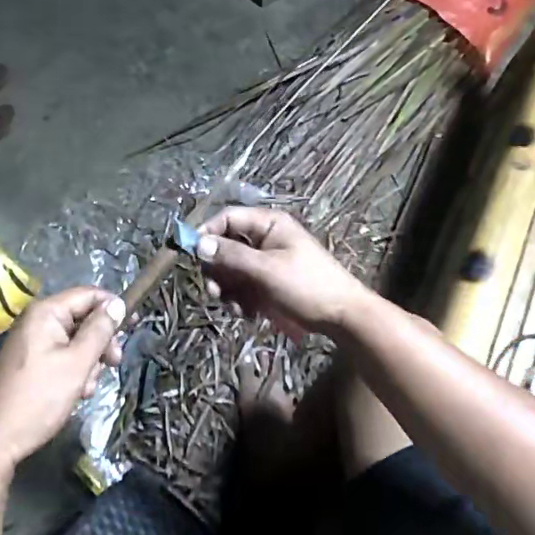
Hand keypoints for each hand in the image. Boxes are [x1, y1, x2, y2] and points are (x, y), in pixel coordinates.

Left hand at [0, 287, 124, 474]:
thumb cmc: (38, 399)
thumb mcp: (77, 363)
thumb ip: (100, 331)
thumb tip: (117, 304)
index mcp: (45, 313)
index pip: (88, 294)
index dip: (112, 307)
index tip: (133, 326)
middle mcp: (37, 321)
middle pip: (83, 317)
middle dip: (101, 341)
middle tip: (113, 363)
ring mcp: (32, 342)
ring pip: (75, 340)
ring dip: (89, 361)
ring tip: (86, 387)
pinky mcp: (30, 362)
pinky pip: (62, 355)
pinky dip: (74, 370)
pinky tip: (76, 392)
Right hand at [194, 207, 370, 337]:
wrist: (342, 316)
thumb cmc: (306, 285)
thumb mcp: (266, 270)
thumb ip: (231, 256)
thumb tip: (198, 244)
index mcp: (268, 224)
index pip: (227, 218)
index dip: (208, 233)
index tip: (192, 256)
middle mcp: (265, 237)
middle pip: (226, 245)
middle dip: (218, 269)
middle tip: (215, 291)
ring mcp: (267, 260)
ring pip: (232, 268)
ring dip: (228, 288)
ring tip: (236, 308)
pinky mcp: (268, 282)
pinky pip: (243, 285)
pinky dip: (240, 298)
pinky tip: (247, 313)